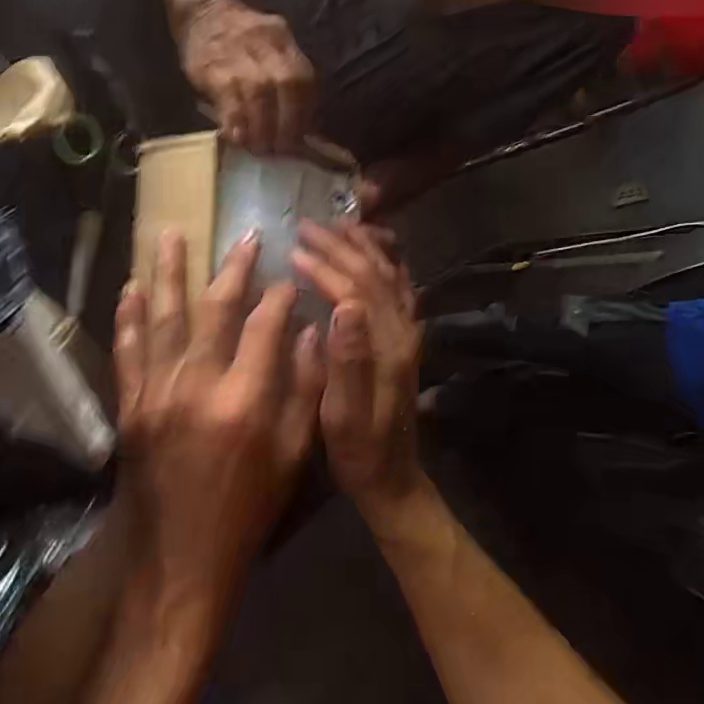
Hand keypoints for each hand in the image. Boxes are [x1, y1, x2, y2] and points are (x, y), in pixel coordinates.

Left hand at [114, 230, 325, 594]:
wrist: (181, 560)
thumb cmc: (249, 510)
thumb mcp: (294, 456)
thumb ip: (305, 390)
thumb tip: (311, 332)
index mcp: (245, 400)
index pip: (266, 326)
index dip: (281, 296)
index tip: (289, 279)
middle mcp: (197, 385)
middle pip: (216, 310)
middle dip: (234, 268)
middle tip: (246, 236)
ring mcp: (156, 392)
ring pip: (164, 318)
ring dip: (169, 274)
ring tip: (171, 234)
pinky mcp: (130, 406)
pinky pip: (128, 350)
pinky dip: (129, 317)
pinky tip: (131, 288)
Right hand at [173, 0, 315, 154]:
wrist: (201, 10)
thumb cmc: (240, 34)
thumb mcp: (271, 43)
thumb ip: (287, 74)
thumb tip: (302, 118)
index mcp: (284, 43)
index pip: (305, 80)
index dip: (306, 113)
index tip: (302, 136)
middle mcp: (267, 48)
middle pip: (288, 89)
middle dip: (288, 126)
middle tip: (282, 149)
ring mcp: (240, 60)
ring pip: (260, 100)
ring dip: (262, 131)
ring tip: (261, 149)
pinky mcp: (215, 73)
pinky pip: (231, 105)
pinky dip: (237, 125)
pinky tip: (238, 139)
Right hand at [291, 221, 423, 511]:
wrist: (394, 478)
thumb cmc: (358, 451)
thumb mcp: (342, 415)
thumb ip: (346, 359)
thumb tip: (344, 305)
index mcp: (386, 347)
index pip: (354, 290)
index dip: (324, 267)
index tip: (294, 250)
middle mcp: (403, 333)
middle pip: (373, 275)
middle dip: (340, 246)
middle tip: (307, 225)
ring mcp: (409, 335)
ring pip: (390, 275)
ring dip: (365, 247)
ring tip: (340, 225)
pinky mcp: (407, 341)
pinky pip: (400, 289)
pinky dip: (387, 263)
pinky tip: (375, 253)